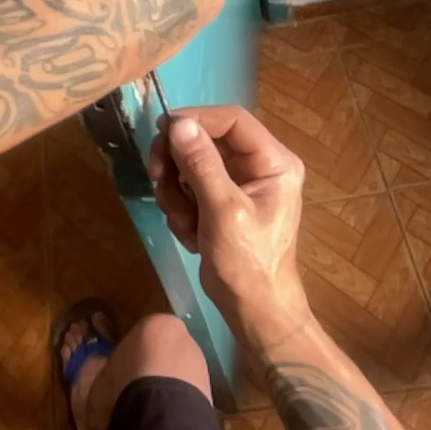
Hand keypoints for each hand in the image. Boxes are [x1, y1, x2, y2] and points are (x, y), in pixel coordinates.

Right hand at [151, 106, 310, 344]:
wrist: (253, 310)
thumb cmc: (248, 263)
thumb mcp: (223, 211)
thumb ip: (201, 165)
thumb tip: (178, 124)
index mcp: (273, 161)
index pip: (232, 120)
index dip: (196, 119)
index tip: (161, 129)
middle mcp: (259, 166)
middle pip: (207, 140)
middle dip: (179, 161)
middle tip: (157, 176)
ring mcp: (239, 184)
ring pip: (192, 164)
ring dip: (177, 190)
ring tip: (182, 220)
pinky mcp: (221, 201)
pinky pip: (190, 186)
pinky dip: (182, 207)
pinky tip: (190, 232)